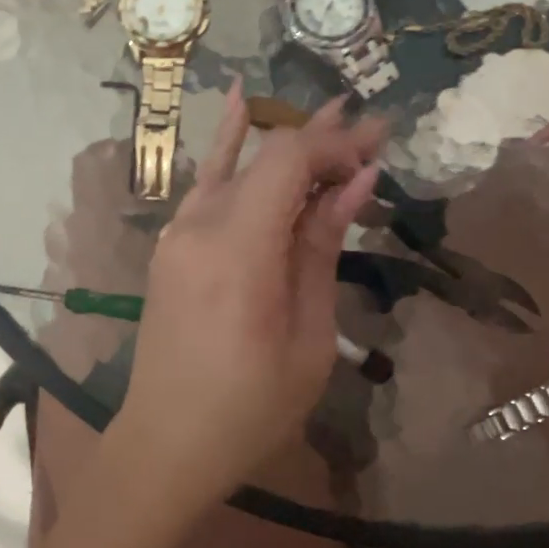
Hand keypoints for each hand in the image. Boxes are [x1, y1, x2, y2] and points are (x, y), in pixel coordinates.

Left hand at [115, 83, 383, 513]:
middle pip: (264, 157)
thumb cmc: (251, 408)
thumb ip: (321, 249)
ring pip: (237, 165)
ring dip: (286, 144)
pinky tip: (239, 104)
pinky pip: (207, 185)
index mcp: (238, 251)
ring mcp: (178, 233)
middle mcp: (200, 227)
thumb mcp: (308, 337)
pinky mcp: (172, 246)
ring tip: (335, 116)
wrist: (169, 443)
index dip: (336, 144)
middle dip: (322, 139)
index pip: (288, 161)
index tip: (380, 146)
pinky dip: (230, 147)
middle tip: (374, 126)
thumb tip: (357, 181)